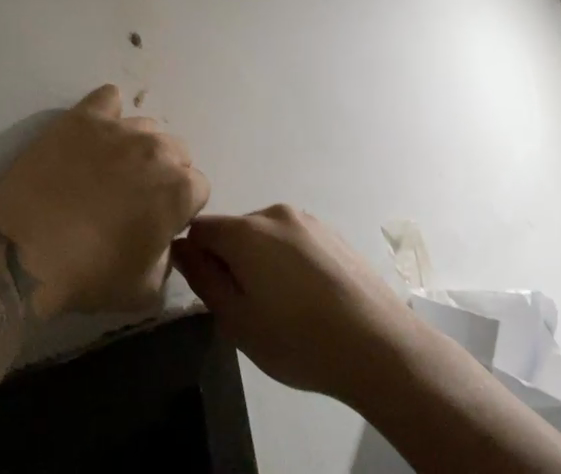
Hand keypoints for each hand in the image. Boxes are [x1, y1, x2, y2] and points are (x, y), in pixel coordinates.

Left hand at [0, 84, 209, 317]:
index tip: (157, 223)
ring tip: (108, 171)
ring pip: (145, 128)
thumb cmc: (87, 275)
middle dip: (163, 173)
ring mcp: (119, 128)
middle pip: (176, 152)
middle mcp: (157, 150)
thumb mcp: (145, 290)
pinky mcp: (83, 116)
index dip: (180, 208)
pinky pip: (108, 99)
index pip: (198, 189)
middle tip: (132, 198)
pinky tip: (93, 137)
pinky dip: (108, 114)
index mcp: (179, 190)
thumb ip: (168, 261)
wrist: (22, 251)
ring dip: (137, 148)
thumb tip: (163, 242)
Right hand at [171, 204, 422, 403]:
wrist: (380, 346)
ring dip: (262, 264)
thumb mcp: (236, 320)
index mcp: (245, 231)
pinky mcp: (334, 235)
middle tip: (248, 309)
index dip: (197, 260)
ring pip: (266, 238)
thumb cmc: (298, 340)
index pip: (199, 229)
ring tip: (283, 309)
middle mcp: (275, 214)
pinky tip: (310, 301)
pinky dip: (290, 265)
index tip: (213, 294)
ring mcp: (309, 222)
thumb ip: (202, 278)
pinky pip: (295, 243)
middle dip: (231, 262)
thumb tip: (180, 248)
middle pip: (234, 231)